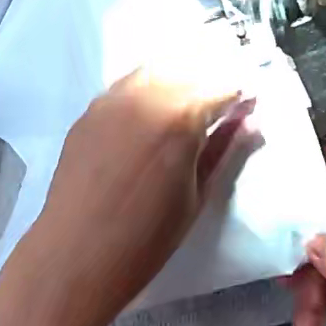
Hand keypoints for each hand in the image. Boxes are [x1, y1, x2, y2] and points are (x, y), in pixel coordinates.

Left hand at [36, 69, 252, 269]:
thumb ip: (224, 150)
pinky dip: (148, 89)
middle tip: (223, 105)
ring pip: (154, 70)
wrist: (75, 255)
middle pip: (189, 70)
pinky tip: (152, 113)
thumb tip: (250, 122)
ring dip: (178, 79)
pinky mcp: (89, 112)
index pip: (221, 88)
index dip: (240, 95)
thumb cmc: (147, 237)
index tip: (249, 104)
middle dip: (211, 83)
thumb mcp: (198, 195)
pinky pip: (126, 86)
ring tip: (189, 105)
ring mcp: (112, 100)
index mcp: (180, 117)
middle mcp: (145, 96)